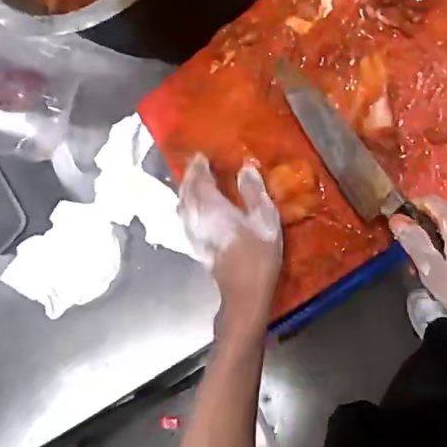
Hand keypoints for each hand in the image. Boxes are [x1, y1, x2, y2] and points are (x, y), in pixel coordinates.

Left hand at [179, 154, 283, 334]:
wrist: (244, 292)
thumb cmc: (257, 253)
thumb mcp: (264, 218)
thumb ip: (253, 191)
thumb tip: (245, 168)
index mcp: (210, 206)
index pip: (198, 178)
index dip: (199, 164)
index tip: (203, 155)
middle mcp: (194, 216)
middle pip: (186, 190)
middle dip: (191, 175)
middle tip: (199, 165)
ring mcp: (191, 232)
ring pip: (182, 204)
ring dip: (187, 190)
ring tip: (197, 183)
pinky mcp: (193, 245)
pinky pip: (184, 217)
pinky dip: (188, 206)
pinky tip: (197, 208)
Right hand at [389, 197, 446, 338]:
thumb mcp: (433, 269)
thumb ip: (414, 241)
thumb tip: (397, 219)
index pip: (429, 200)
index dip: (409, 209)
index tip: (395, 228)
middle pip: (440, 217)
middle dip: (421, 233)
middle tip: (409, 261)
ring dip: (434, 247)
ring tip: (425, 274)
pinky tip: (446, 278)